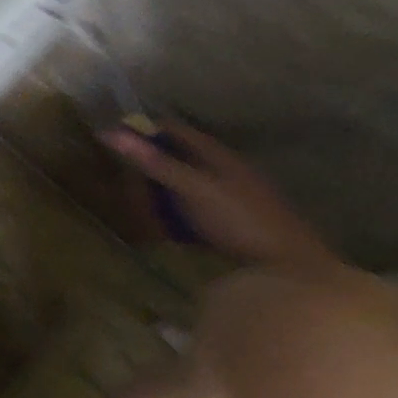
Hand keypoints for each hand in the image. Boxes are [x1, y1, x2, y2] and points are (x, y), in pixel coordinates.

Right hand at [104, 123, 340, 272]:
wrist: (289, 267)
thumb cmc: (240, 218)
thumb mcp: (192, 187)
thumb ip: (153, 162)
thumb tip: (108, 131)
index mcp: (216, 154)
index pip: (171, 130)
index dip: (143, 132)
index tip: (113, 145)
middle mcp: (221, 169)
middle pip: (173, 158)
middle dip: (147, 171)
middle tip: (127, 190)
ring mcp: (226, 196)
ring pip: (179, 186)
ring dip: (157, 197)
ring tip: (142, 215)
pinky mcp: (228, 222)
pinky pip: (188, 210)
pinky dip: (171, 217)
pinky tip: (164, 231)